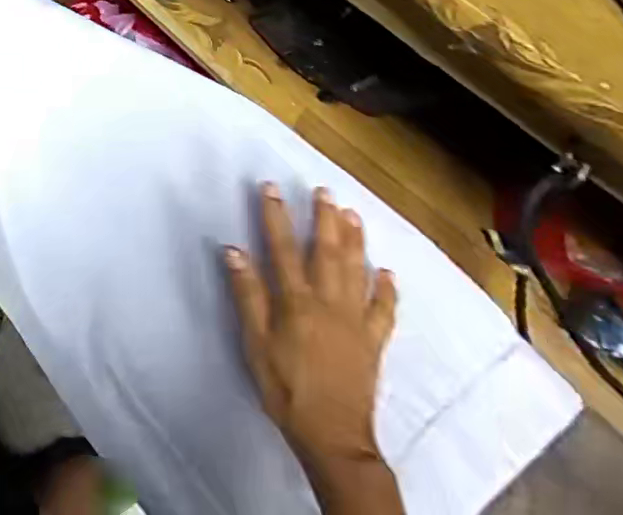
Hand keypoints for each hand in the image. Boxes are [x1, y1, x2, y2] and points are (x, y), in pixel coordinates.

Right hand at [225, 183, 401, 511]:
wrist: (332, 435)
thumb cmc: (286, 389)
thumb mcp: (255, 345)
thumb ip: (247, 295)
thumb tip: (234, 251)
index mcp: (296, 300)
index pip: (282, 248)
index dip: (276, 215)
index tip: (271, 186)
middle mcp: (328, 300)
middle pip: (325, 250)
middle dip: (323, 217)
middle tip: (324, 190)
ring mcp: (355, 318)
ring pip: (355, 269)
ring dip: (354, 239)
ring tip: (352, 213)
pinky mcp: (373, 340)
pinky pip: (383, 309)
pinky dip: (387, 289)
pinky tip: (388, 272)